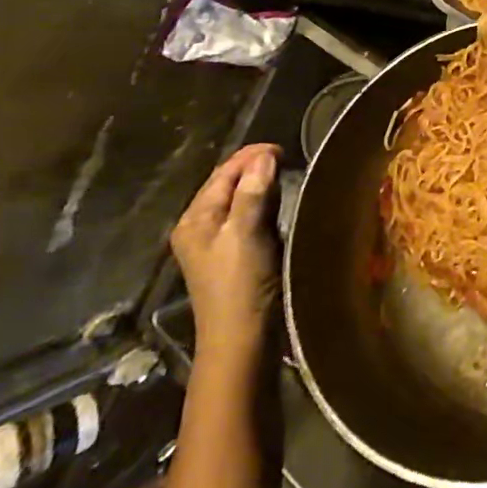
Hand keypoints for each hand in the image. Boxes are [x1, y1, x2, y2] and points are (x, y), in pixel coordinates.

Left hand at [171, 143, 280, 356]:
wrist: (242, 340)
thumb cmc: (240, 285)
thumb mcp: (245, 235)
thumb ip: (253, 193)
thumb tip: (263, 157)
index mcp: (195, 220)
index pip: (222, 175)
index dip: (250, 156)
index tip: (283, 147)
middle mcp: (202, 228)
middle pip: (230, 186)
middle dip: (256, 168)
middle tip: (290, 158)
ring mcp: (220, 244)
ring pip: (242, 202)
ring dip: (264, 186)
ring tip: (291, 175)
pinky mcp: (238, 256)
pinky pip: (252, 219)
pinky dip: (268, 205)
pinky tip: (285, 204)